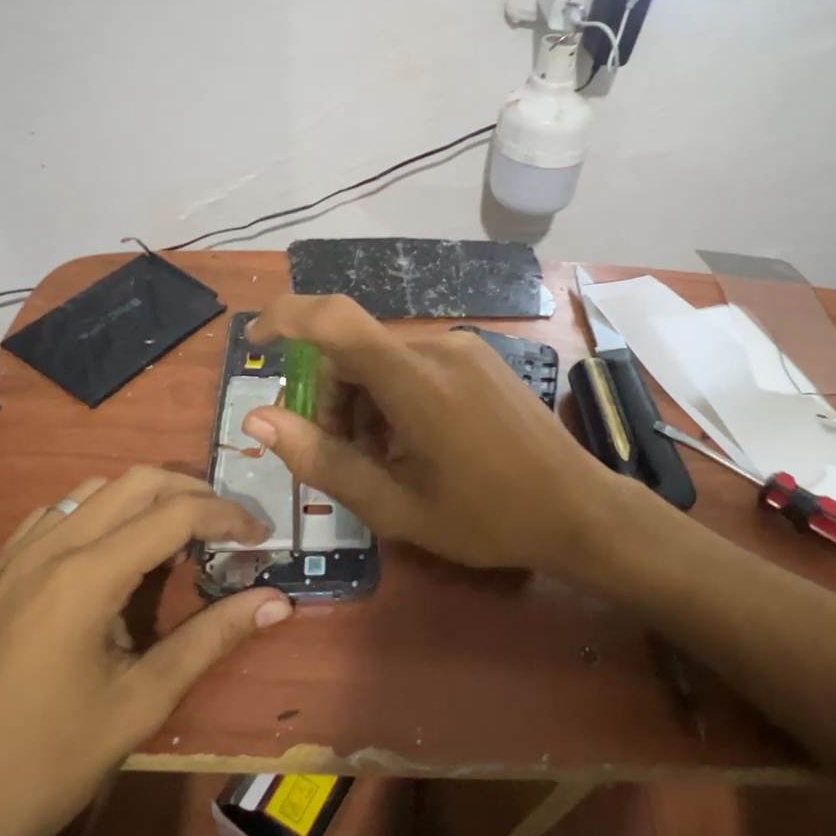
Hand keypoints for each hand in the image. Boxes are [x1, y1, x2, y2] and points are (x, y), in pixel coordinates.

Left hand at [0, 469, 292, 835]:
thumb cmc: (42, 763)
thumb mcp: (138, 704)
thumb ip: (210, 640)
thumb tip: (278, 602)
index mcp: (85, 577)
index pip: (175, 514)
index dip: (229, 515)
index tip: (262, 536)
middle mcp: (46, 549)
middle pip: (134, 483)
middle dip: (191, 493)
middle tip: (227, 529)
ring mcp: (9, 559)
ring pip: (89, 492)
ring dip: (142, 500)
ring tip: (175, 541)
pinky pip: (51, 517)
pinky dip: (95, 516)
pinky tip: (106, 560)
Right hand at [243, 295, 649, 575]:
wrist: (578, 509)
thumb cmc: (486, 518)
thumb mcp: (396, 507)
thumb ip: (324, 461)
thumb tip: (260, 421)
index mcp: (416, 380)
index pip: (335, 320)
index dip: (286, 317)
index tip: (257, 343)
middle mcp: (438, 347)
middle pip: (355, 352)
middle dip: (333, 399)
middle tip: (343, 459)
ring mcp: (465, 349)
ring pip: (385, 360)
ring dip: (366, 403)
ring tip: (387, 463)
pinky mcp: (481, 358)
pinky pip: (417, 364)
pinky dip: (397, 396)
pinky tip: (416, 445)